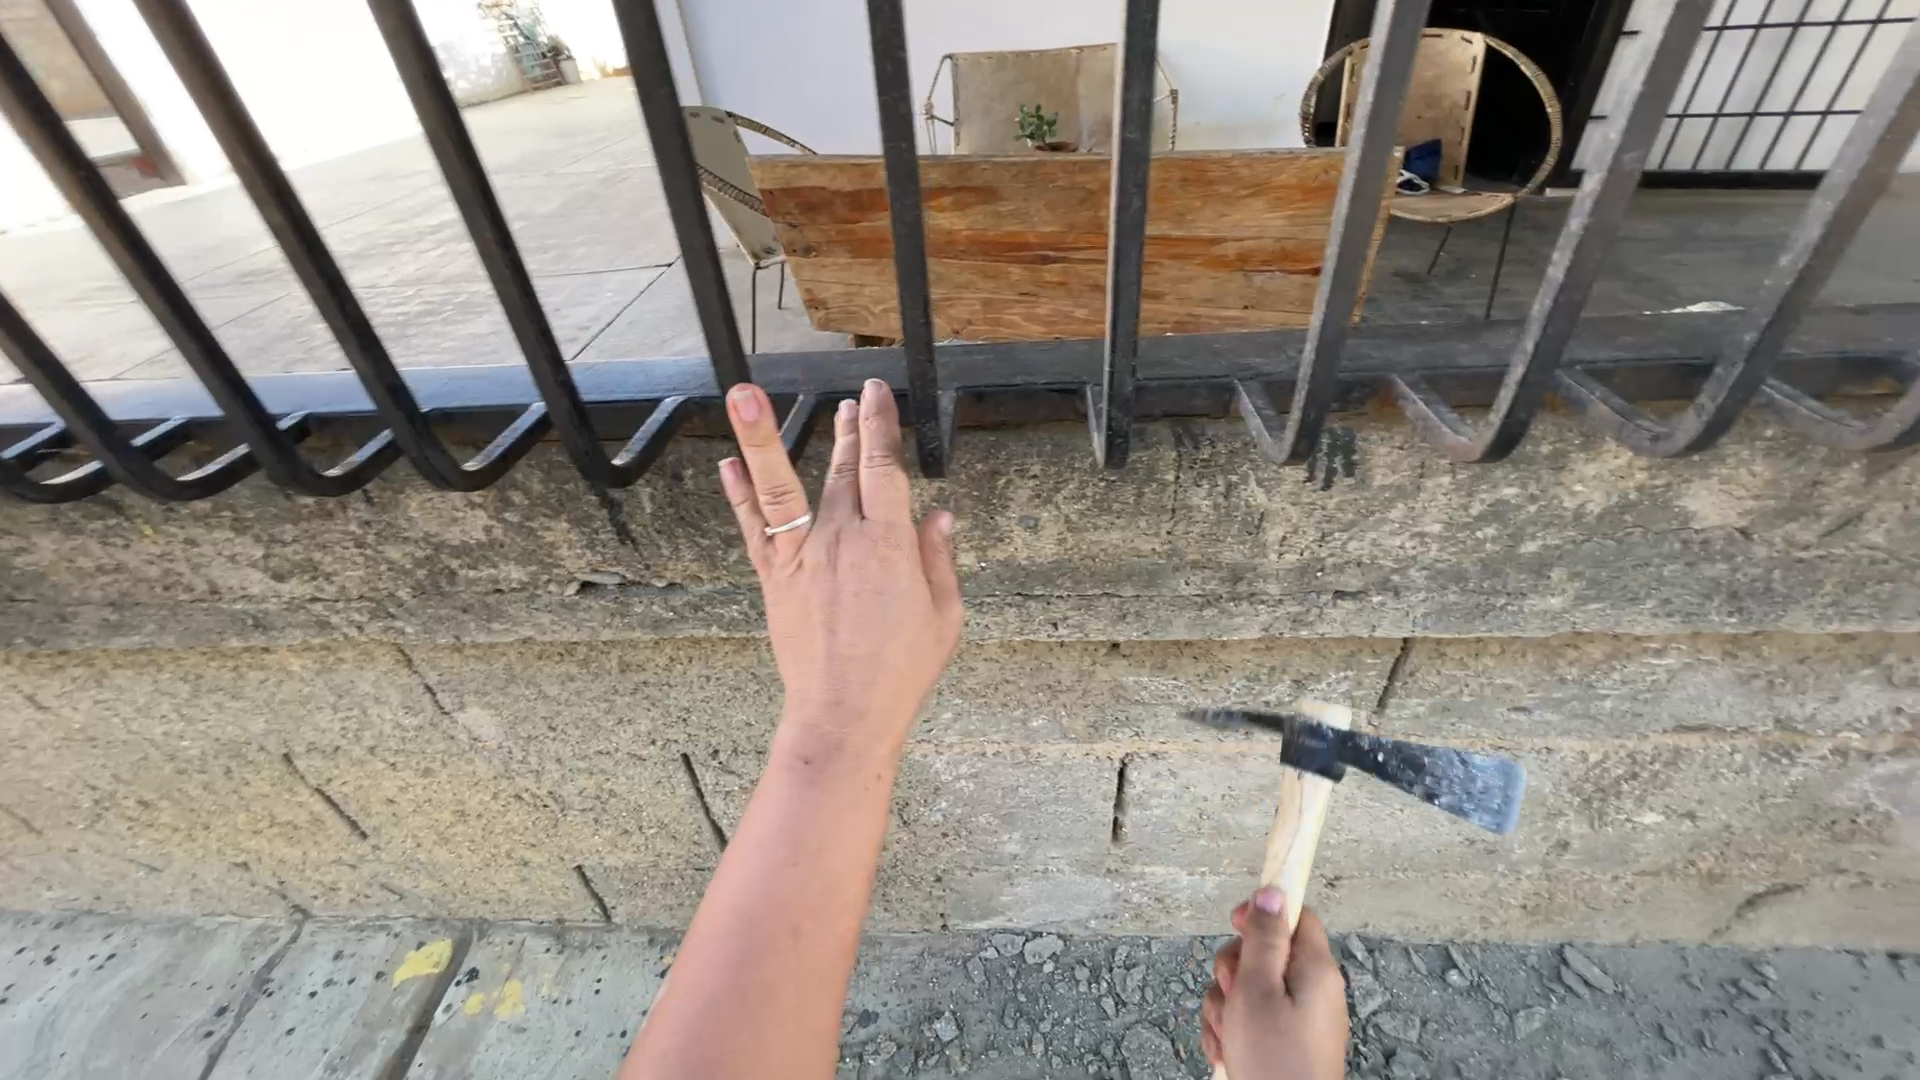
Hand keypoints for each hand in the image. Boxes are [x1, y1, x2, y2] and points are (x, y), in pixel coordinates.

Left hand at [718, 379, 963, 758]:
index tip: (876, 395)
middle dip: (849, 429)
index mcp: (888, 544)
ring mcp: (801, 556)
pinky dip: (738, 496)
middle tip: (850, 401)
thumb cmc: (901, 668)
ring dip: (763, 438)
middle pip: (843, 469)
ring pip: (782, 485)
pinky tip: (727, 465)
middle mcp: (840, 539)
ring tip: (747, 396)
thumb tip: (939, 517)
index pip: (884, 467)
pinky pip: (754, 529)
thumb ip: (937, 558)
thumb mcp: (944, 614)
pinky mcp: (775, 578)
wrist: (844, 712)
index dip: (880, 425)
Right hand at [1202, 888, 1349, 1079]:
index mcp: (1315, 970)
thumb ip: (1264, 938)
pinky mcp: (1284, 1043)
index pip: (1295, 915)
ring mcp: (1299, 1019)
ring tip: (1228, 1033)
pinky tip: (1226, 1050)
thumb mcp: (1257, 988)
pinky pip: (1249, 1018)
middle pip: (1263, 952)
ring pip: (1248, 987)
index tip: (1236, 926)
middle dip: (1232, 970)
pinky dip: (1232, 1030)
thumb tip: (1273, 890)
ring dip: (1226, 1005)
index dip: (1262, 913)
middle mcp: (1312, 990)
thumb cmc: (1272, 1059)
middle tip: (1232, 993)